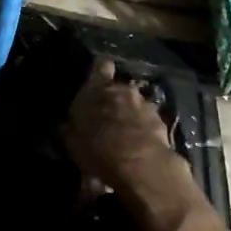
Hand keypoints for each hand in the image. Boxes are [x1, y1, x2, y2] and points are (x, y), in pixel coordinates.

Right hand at [64, 58, 177, 187]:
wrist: (138, 165)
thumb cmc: (97, 148)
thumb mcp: (73, 141)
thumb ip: (72, 128)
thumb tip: (68, 125)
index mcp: (98, 88)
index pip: (101, 65)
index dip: (100, 71)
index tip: (99, 79)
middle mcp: (124, 89)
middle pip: (119, 89)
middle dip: (115, 101)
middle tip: (108, 120)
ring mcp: (146, 104)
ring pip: (136, 106)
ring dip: (131, 117)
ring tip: (126, 139)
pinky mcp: (162, 122)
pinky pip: (149, 123)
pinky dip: (144, 132)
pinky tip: (139, 148)